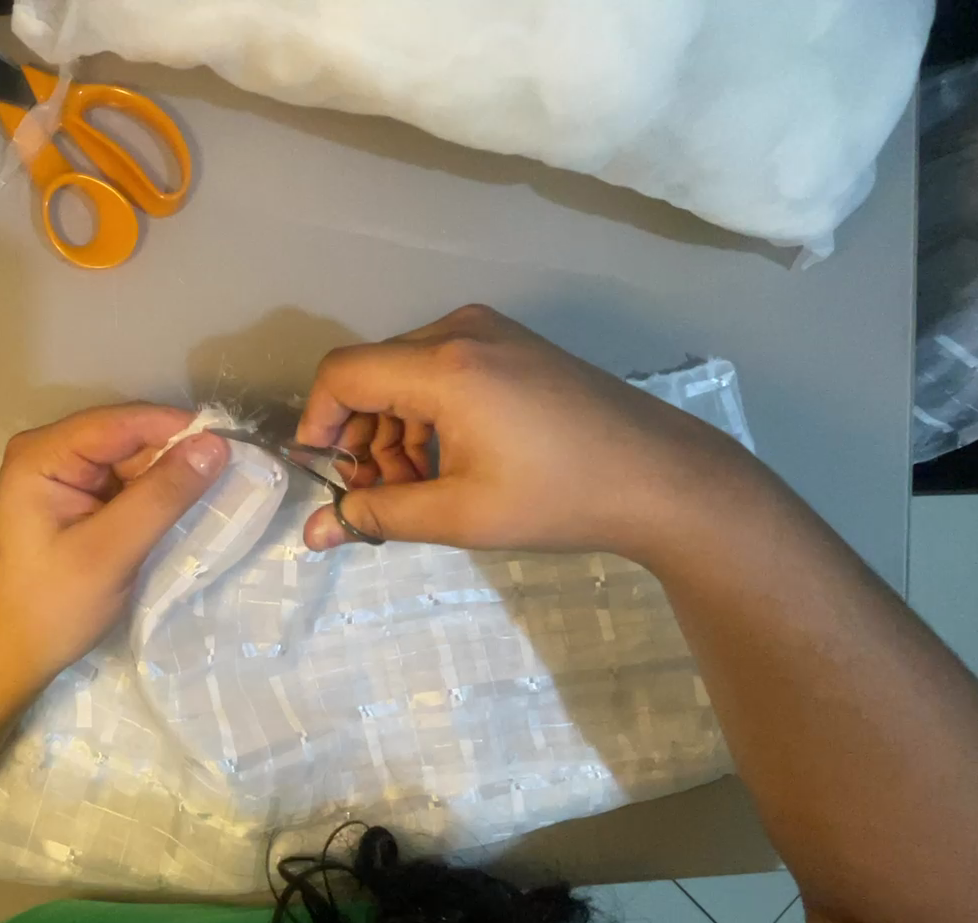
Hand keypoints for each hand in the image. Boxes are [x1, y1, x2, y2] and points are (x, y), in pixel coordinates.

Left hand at [0, 404, 226, 695]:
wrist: (8, 659)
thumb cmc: (51, 608)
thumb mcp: (111, 552)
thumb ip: (162, 496)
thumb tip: (215, 444)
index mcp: (44, 454)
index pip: (124, 422)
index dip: (179, 430)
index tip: (233, 451)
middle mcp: (49, 454)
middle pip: (128, 440)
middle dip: (175, 459)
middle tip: (230, 485)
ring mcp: (60, 480)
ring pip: (131, 464)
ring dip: (168, 483)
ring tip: (214, 503)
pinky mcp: (73, 504)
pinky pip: (123, 488)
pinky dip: (152, 502)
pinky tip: (181, 519)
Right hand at [295, 305, 763, 561]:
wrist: (664, 479)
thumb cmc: (557, 498)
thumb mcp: (457, 515)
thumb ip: (376, 517)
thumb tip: (312, 534)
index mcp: (444, 366)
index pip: (342, 374)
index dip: (318, 423)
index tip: (324, 473)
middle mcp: (460, 332)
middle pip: (372, 376)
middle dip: (362, 440)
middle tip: (383, 496)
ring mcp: (490, 333)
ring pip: (404, 377)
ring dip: (394, 433)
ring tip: (421, 486)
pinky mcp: (511, 346)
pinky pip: (439, 373)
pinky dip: (426, 417)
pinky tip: (451, 460)